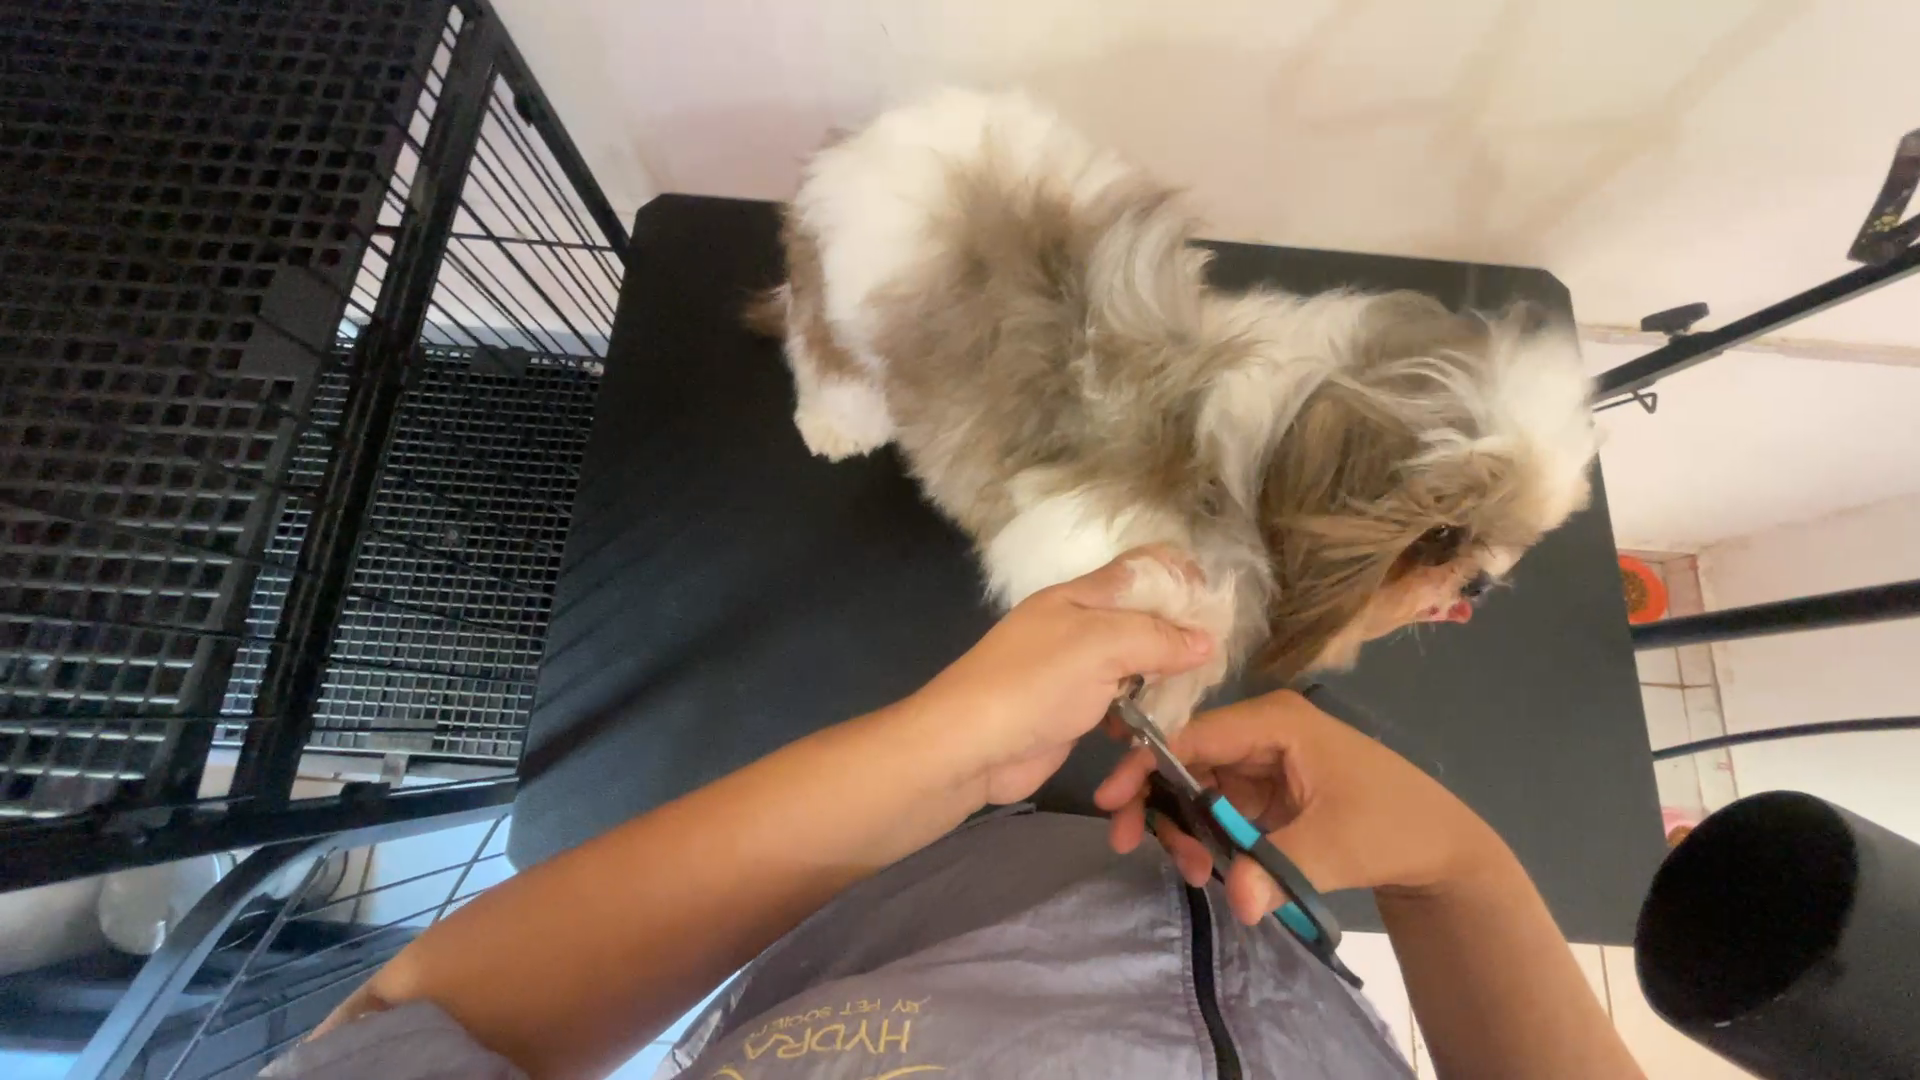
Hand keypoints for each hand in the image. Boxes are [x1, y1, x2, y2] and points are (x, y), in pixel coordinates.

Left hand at [898, 548, 1215, 805]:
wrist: (968, 747)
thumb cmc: (1033, 684)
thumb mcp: (1099, 646)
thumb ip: (1156, 637)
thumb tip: (1206, 640)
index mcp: (1080, 595)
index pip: (1140, 568)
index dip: (1181, 578)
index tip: (1216, 609)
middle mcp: (1079, 625)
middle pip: (1142, 617)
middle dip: (1180, 635)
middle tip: (1213, 665)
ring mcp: (1073, 669)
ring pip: (1134, 662)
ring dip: (1163, 677)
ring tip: (1192, 696)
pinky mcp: (1071, 709)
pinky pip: (1119, 700)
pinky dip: (1141, 710)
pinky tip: (1159, 726)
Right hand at [1094, 689, 1504, 924]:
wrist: (1442, 849)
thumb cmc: (1396, 825)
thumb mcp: (1340, 845)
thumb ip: (1281, 869)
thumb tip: (1237, 903)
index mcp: (1274, 721)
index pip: (1193, 735)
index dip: (1146, 764)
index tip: (1111, 800)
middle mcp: (1257, 732)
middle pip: (1184, 759)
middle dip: (1158, 802)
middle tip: (1132, 845)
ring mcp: (1258, 761)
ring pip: (1193, 786)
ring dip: (1181, 826)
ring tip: (1195, 872)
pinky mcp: (1260, 790)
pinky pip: (1213, 807)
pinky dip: (1203, 836)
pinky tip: (1209, 867)